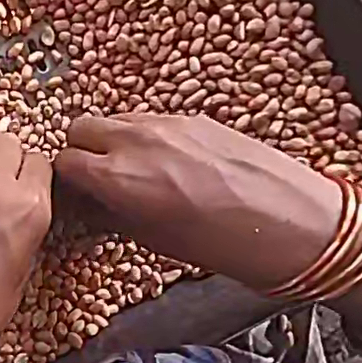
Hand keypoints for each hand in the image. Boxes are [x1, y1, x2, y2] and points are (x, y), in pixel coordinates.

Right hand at [53, 113, 344, 290]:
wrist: (298, 224)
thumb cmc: (227, 245)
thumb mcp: (156, 241)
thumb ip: (113, 215)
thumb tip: (92, 205)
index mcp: (120, 177)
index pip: (64, 161)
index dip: (64, 178)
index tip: (72, 191)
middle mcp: (137, 141)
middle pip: (81, 127)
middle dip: (80, 150)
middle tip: (93, 175)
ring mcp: (168, 123)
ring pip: (116, 119)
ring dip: (110, 139)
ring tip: (130, 169)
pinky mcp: (195, 117)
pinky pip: (151, 120)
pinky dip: (143, 136)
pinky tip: (165, 162)